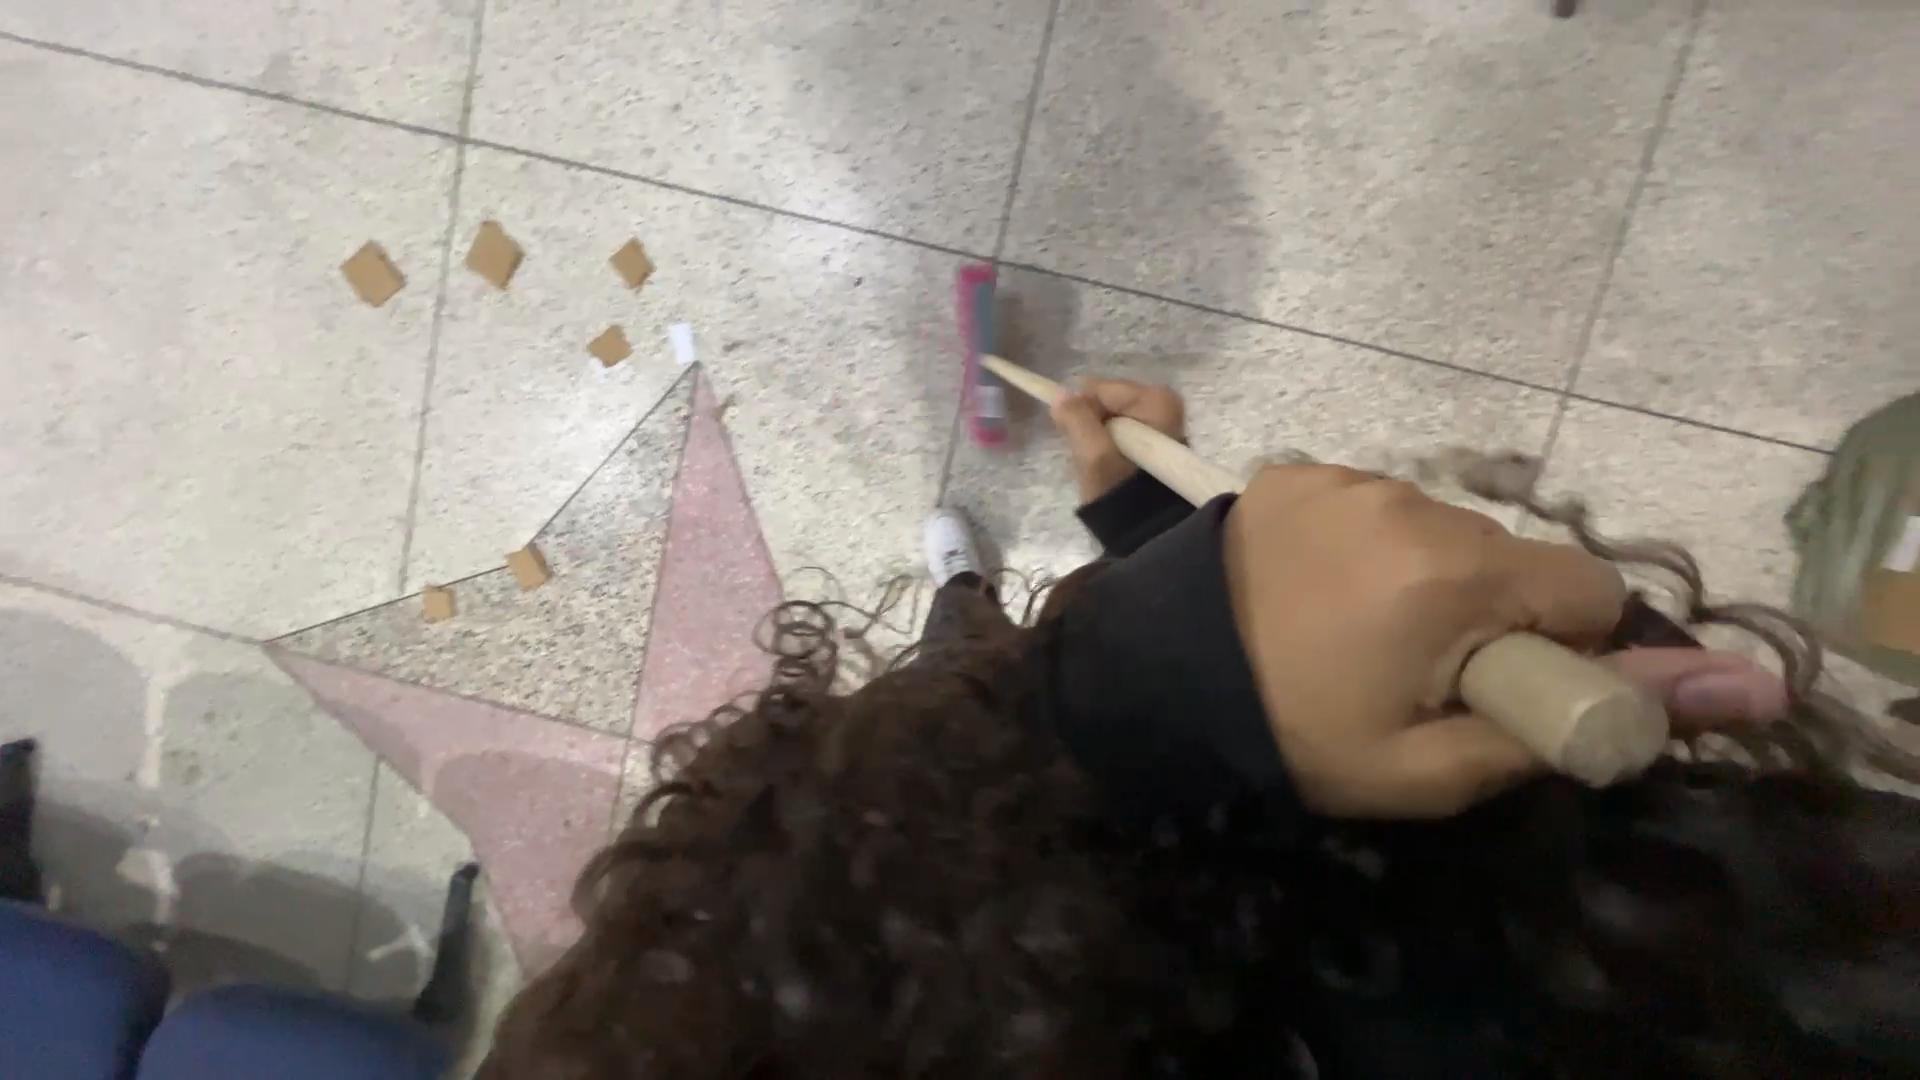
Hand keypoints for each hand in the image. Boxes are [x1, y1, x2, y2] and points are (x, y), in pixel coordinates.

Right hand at [1049, 378, 1185, 501]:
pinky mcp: (1155, 442)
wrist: (1151, 530)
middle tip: (1092, 458)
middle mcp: (1165, 403)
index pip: (1097, 388)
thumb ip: (1076, 421)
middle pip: (1105, 402)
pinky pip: (1120, 433)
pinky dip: (1110, 448)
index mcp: (1156, 398)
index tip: (1078, 441)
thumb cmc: (1122, 492)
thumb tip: (1060, 396)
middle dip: (1091, 426)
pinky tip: (1112, 470)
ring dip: (1098, 440)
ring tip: (1103, 468)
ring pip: (1110, 419)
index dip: (1080, 413)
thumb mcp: (1095, 455)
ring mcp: (1162, 422)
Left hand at [1224, 464, 1786, 818]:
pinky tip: (1309, 585)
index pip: (1586, 589)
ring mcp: (1339, 477)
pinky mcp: (1289, 473)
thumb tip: (1730, 686)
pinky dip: (1361, 542)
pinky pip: (1366, 505)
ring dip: (1419, 572)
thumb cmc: (1289, 730)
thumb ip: (1569, 725)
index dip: (1562, 644)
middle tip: (1402, 660)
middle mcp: (1403, 503)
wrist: (1158, 680)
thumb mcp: (1429, 766)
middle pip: (1505, 554)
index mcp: (1450, 573)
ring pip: (1435, 526)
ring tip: (1345, 624)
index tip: (1495, 677)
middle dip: (1484, 607)